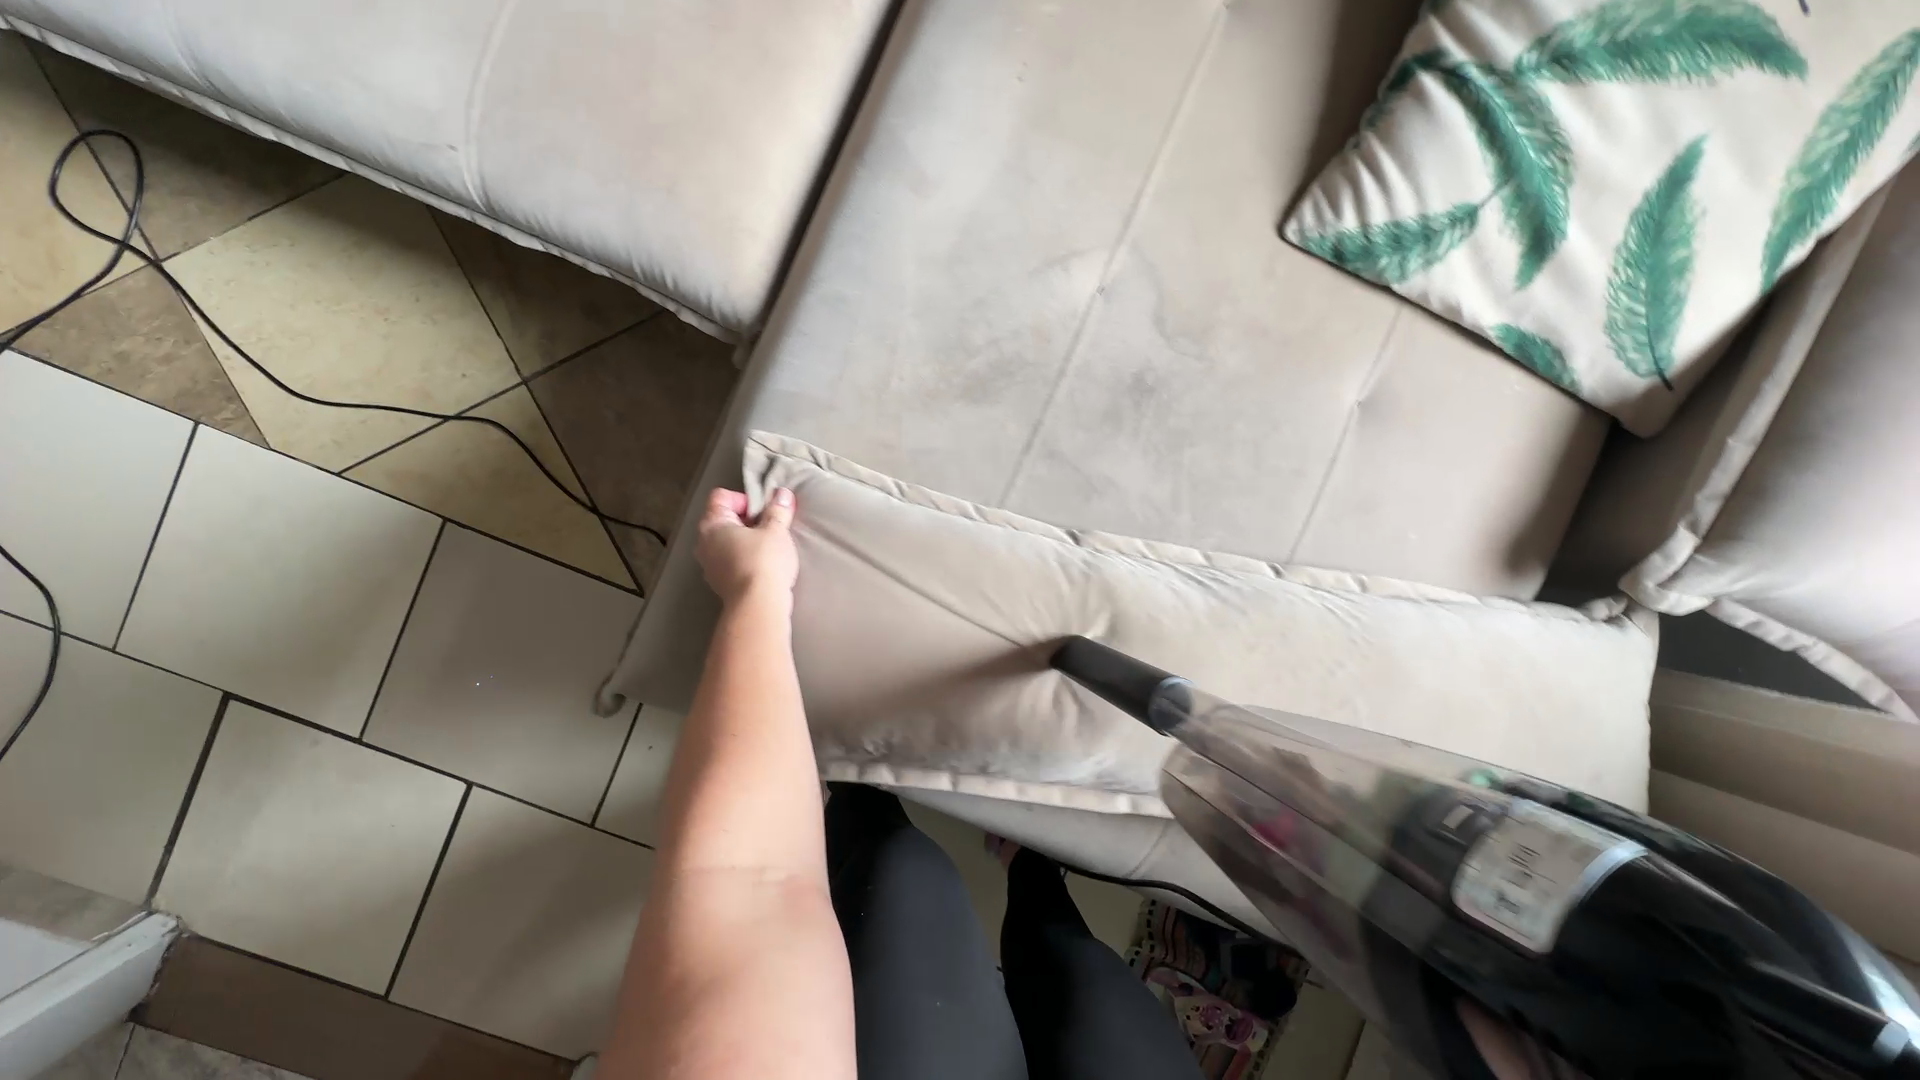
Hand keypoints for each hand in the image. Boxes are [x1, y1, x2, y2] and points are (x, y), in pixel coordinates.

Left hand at [696, 487, 798, 608]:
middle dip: (748, 521)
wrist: (758, 605)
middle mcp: (704, 542)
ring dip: (746, 542)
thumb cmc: (764, 561)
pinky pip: (730, 562)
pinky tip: (763, 567)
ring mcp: (708, 565)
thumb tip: (782, 494)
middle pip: (724, 520)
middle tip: (770, 528)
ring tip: (768, 549)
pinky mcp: (719, 584)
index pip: (722, 496)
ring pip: (727, 543)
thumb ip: (778, 510)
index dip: (746, 499)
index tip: (765, 512)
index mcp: (712, 524)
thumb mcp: (776, 531)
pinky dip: (744, 560)